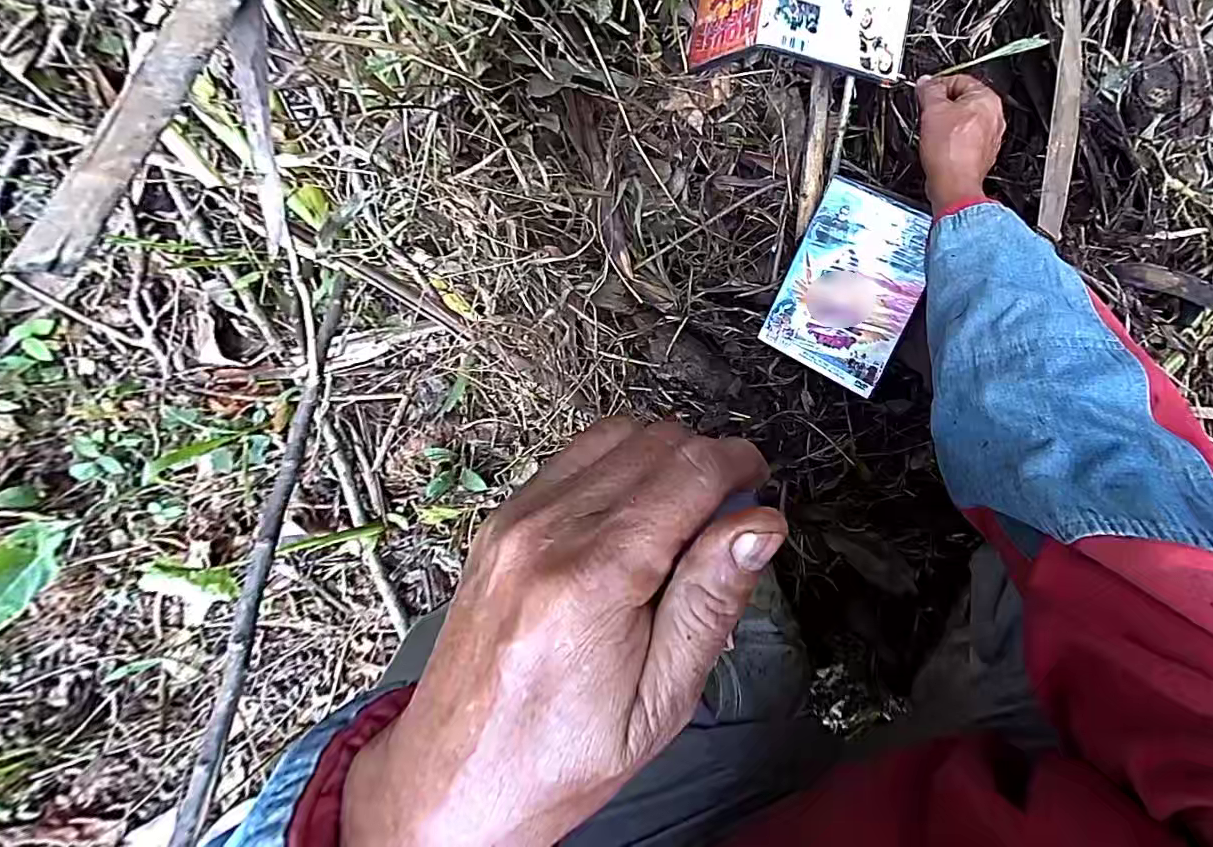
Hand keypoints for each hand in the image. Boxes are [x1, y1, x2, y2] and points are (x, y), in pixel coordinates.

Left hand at [340, 418, 786, 846]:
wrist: (451, 780)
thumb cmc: (561, 754)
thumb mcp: (662, 697)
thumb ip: (713, 598)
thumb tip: (761, 525)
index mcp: (593, 577)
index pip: (691, 471)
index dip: (741, 464)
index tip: (758, 487)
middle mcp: (550, 529)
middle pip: (661, 441)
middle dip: (712, 460)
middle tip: (727, 511)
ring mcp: (521, 515)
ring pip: (625, 432)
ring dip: (670, 454)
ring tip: (684, 509)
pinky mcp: (508, 514)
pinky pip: (585, 450)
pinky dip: (627, 458)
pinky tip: (637, 505)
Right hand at [915, 73, 1005, 214]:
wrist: (953, 186)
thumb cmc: (949, 153)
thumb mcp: (932, 111)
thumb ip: (929, 91)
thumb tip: (925, 83)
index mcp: (988, 100)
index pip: (960, 80)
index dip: (938, 85)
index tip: (925, 93)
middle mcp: (995, 118)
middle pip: (963, 101)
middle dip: (943, 106)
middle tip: (928, 113)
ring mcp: (990, 138)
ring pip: (964, 121)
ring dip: (947, 124)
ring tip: (934, 132)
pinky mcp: (982, 155)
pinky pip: (965, 140)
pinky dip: (952, 141)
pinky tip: (941, 147)